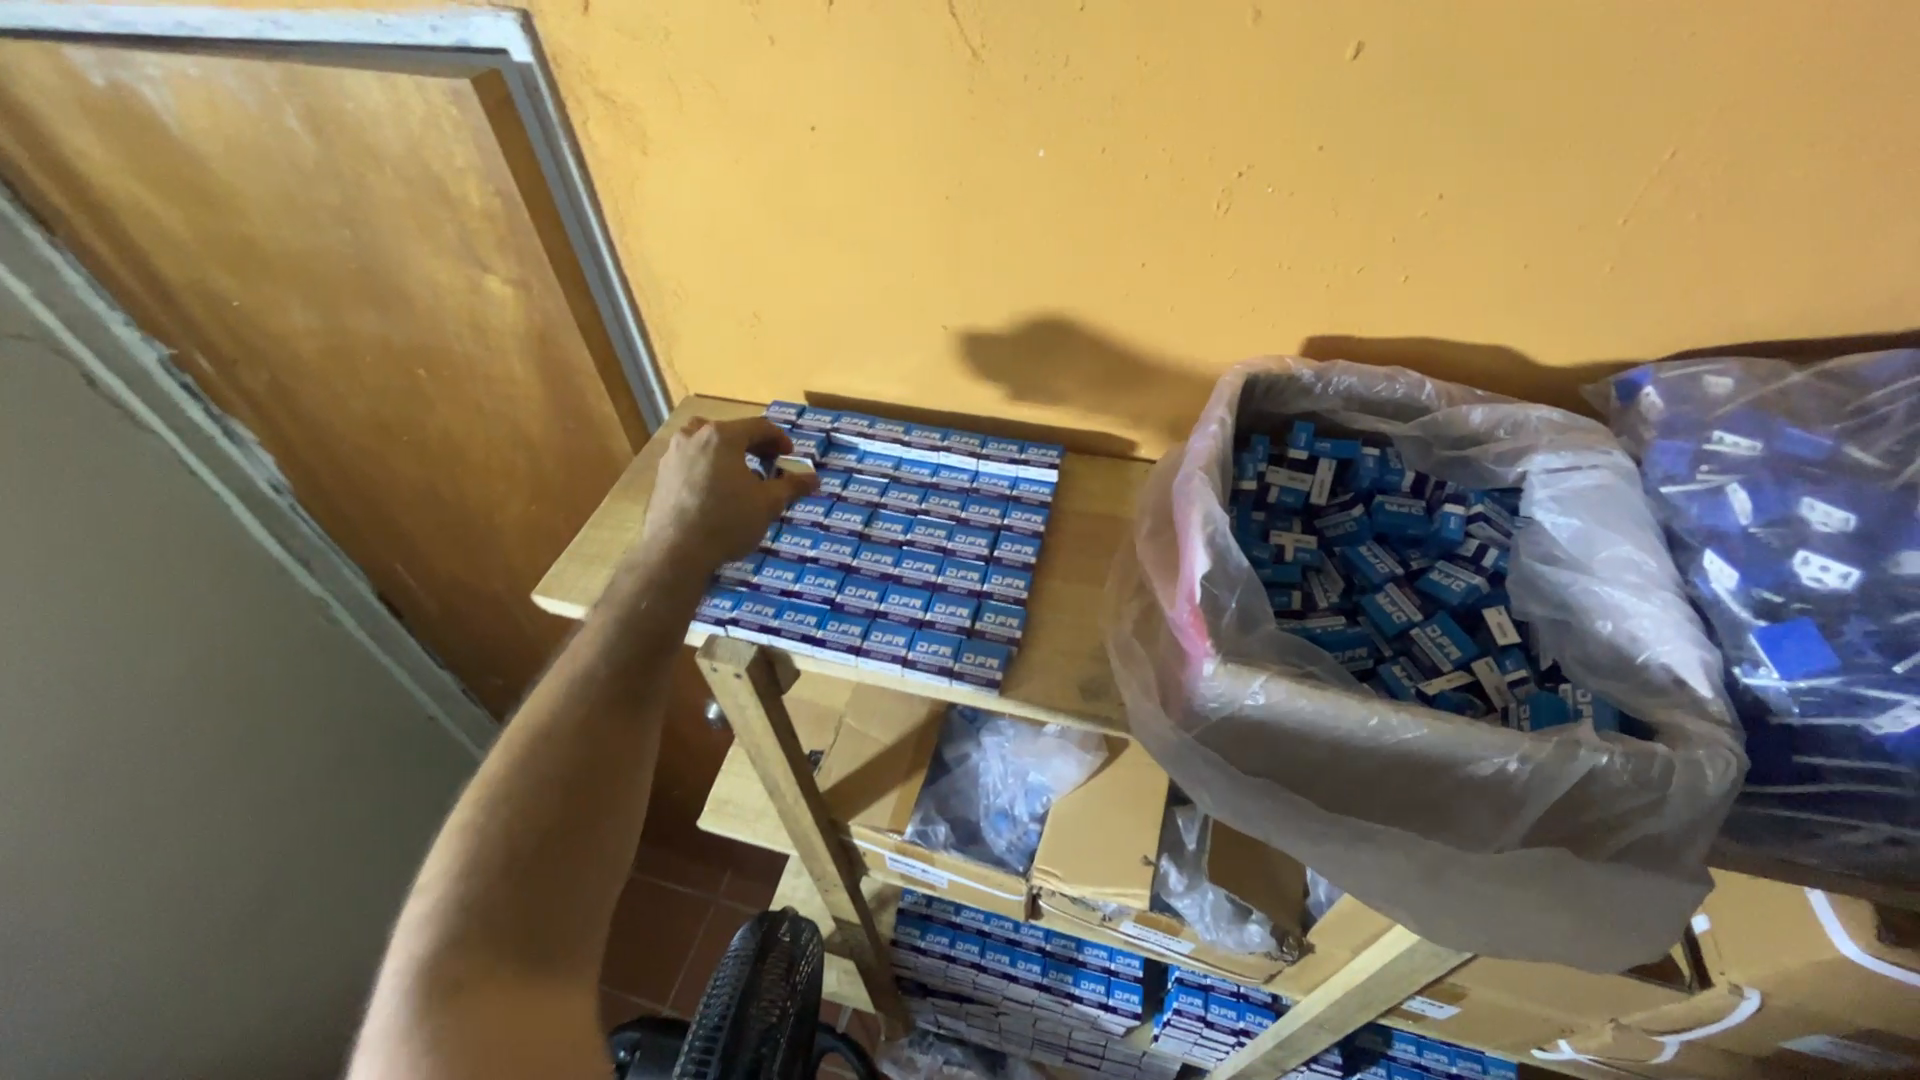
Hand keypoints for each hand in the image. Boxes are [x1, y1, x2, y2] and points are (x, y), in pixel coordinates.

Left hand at [634, 416, 816, 571]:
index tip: (789, 455)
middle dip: (752, 445)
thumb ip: (791, 486)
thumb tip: (813, 478)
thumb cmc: (727, 521)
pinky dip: (707, 468)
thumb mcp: (768, 504)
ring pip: (705, 444)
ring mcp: (673, 456)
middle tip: (768, 463)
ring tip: (740, 476)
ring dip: (726, 454)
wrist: (675, 552)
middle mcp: (693, 437)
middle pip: (730, 431)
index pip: (758, 427)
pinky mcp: (661, 476)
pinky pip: (690, 462)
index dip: (779, 439)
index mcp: (722, 436)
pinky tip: (716, 493)